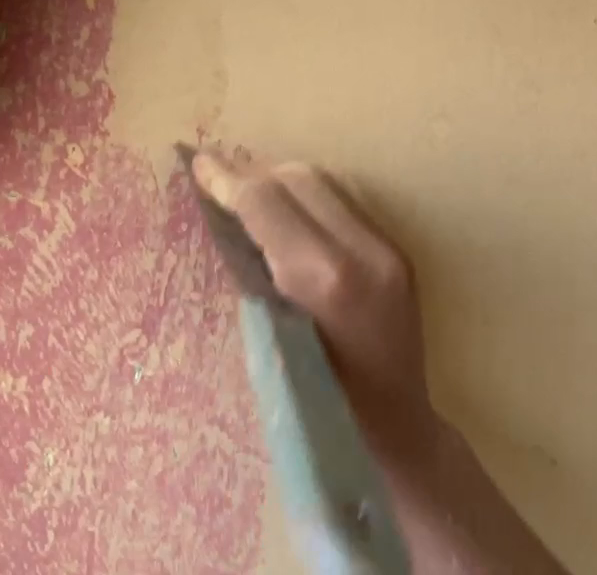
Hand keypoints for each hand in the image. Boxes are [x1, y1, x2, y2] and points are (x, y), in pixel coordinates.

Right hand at [190, 149, 567, 574]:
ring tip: (245, 188)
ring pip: (322, 182)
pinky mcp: (398, 253)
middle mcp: (363, 253)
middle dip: (251, 172)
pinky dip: (303, 194)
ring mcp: (387, 250)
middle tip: (216, 176)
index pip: (266, 201)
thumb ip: (248, 275)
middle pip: (297, 178)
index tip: (197, 164)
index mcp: (325, 280)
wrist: (399, 432)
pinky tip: (283, 209)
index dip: (226, 179)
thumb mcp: (266, 341)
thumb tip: (222, 221)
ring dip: (278, 178)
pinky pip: (341, 201)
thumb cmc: (318, 405)